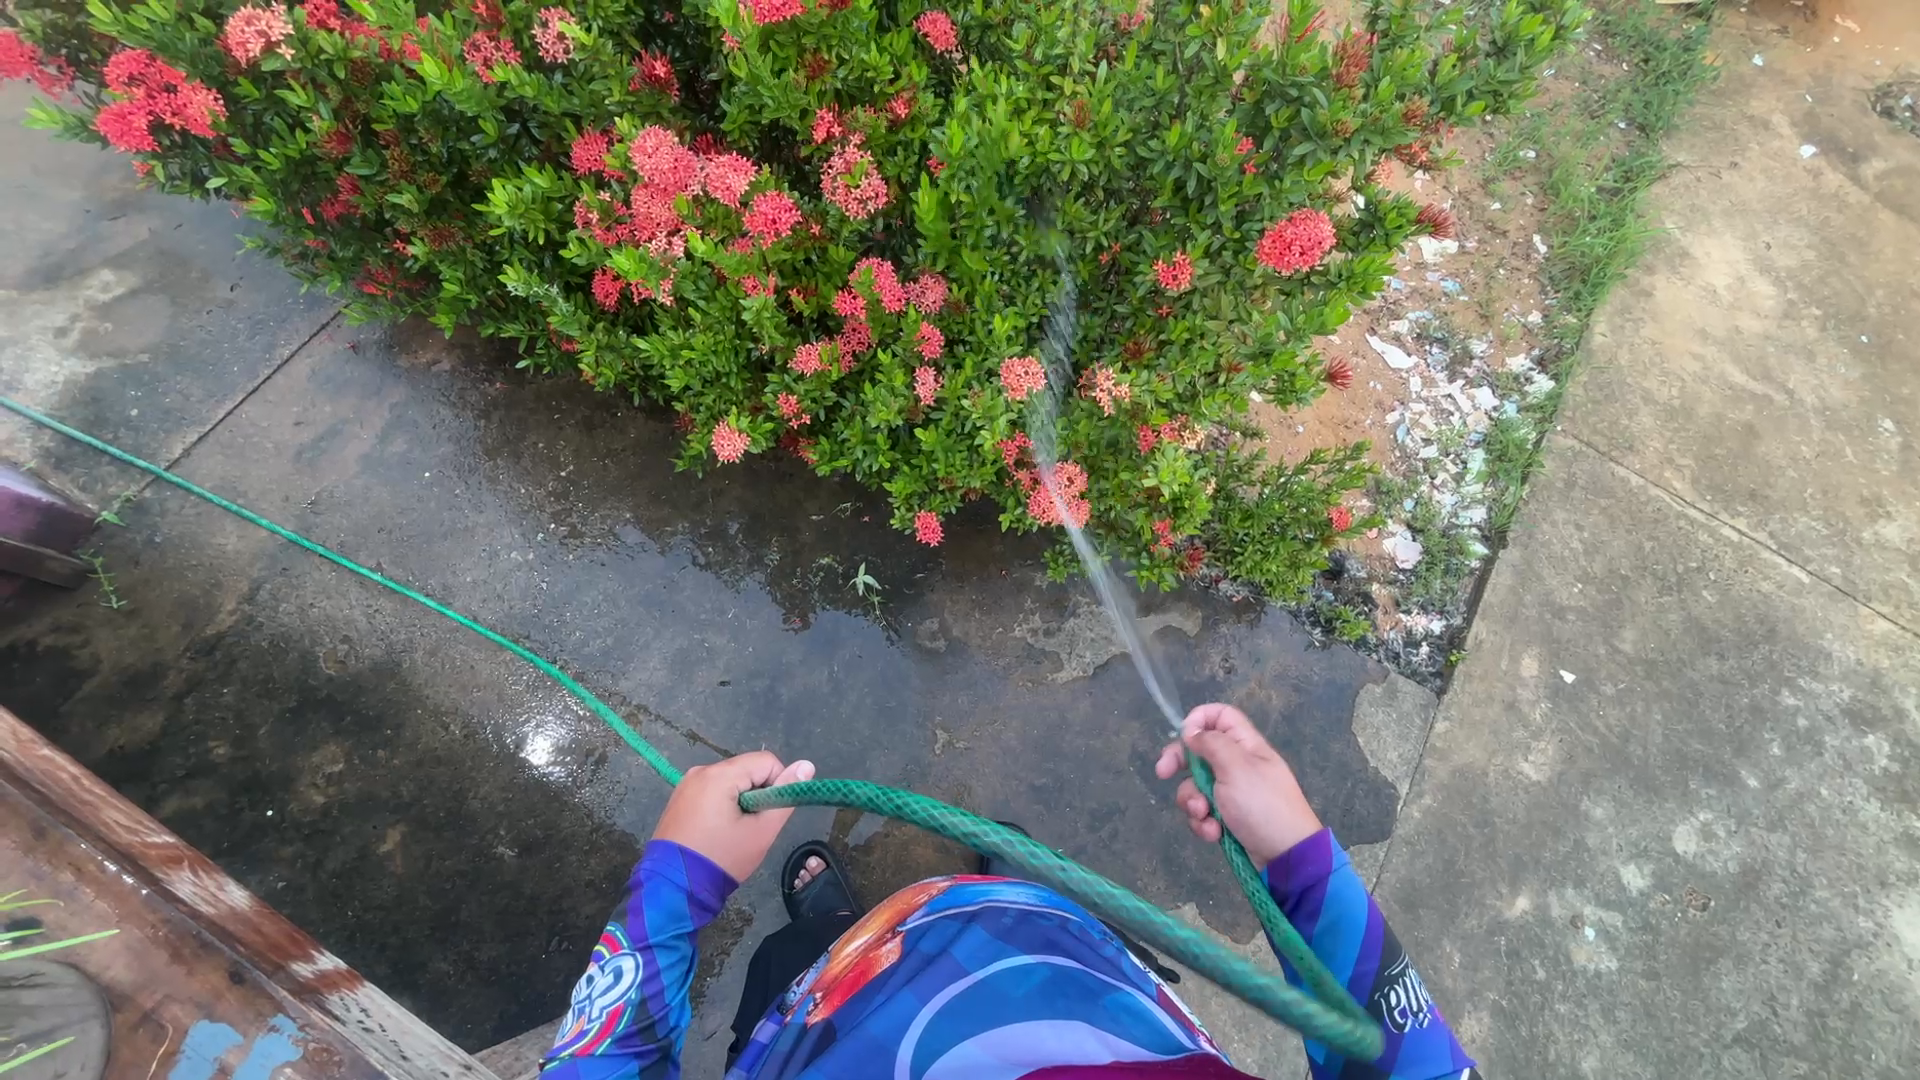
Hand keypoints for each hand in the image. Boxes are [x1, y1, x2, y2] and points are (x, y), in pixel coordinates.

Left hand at [653, 752, 814, 882]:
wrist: (670, 893)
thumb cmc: (721, 860)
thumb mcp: (761, 832)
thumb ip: (785, 797)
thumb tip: (807, 765)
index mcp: (719, 774)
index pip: (767, 762)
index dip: (777, 786)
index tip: (769, 815)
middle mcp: (700, 771)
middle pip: (747, 770)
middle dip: (757, 795)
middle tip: (750, 828)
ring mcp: (686, 785)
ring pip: (731, 782)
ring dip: (740, 802)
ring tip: (732, 833)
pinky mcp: (678, 799)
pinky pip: (712, 791)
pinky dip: (722, 806)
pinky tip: (716, 833)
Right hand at [1154, 703, 1321, 865]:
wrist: (1287, 858)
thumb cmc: (1263, 806)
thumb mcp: (1236, 768)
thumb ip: (1211, 744)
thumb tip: (1192, 732)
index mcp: (1245, 745)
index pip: (1220, 716)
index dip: (1199, 719)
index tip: (1184, 737)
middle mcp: (1236, 764)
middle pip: (1198, 750)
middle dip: (1179, 763)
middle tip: (1163, 773)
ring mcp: (1231, 792)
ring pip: (1195, 785)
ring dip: (1193, 801)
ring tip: (1204, 816)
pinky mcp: (1227, 816)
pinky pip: (1203, 811)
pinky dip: (1203, 822)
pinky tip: (1214, 832)